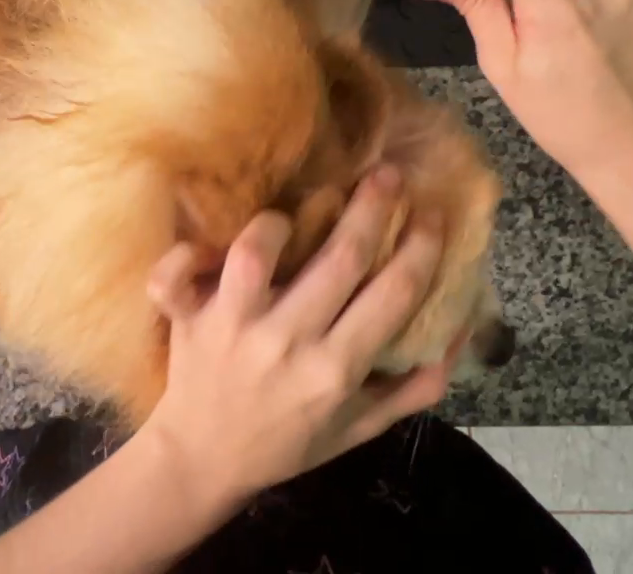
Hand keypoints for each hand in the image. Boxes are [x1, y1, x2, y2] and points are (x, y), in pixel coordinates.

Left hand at [137, 166, 457, 511]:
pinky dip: (185, 255)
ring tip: (292, 210)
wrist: (204, 460)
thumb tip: (456, 338)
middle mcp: (287, 342)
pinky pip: (176, 277)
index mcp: (336, 370)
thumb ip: (409, 390)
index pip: (392, 296)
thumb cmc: (285, 441)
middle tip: (388, 172)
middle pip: (338, 261)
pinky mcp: (188, 319)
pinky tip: (205, 245)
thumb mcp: (357, 430)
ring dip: (276, 224)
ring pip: (255, 255)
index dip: (420, 249)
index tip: (432, 212)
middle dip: (371, 209)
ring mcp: (233, 327)